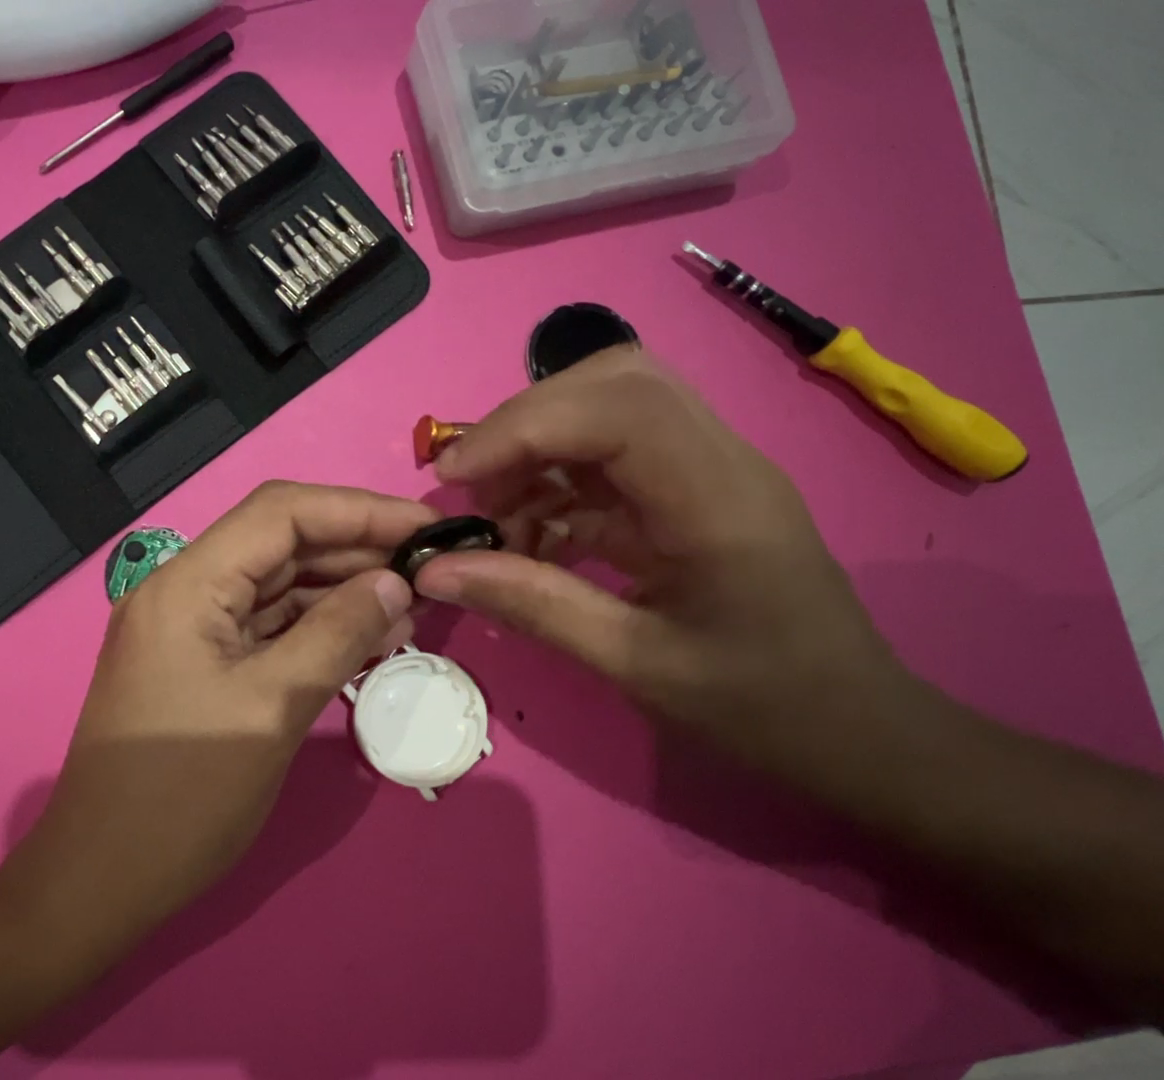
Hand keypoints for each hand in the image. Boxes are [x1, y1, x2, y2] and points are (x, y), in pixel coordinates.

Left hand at [0, 482, 436, 942]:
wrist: (102, 876)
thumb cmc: (185, 792)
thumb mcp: (273, 707)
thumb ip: (337, 634)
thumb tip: (394, 584)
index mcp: (187, 584)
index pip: (281, 513)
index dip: (359, 510)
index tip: (426, 528)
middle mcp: (181, 592)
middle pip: (278, 544)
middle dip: (354, 550)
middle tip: (429, 569)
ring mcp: (186, 631)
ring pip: (274, 588)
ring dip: (339, 591)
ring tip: (411, 607)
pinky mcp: (196, 667)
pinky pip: (263, 629)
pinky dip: (313, 629)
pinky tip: (366, 639)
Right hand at [415, 347, 907, 743]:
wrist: (853, 726)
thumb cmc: (759, 704)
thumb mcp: (636, 664)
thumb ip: (534, 605)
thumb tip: (433, 568)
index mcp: (720, 501)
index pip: (620, 410)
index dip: (524, 426)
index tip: (454, 478)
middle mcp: (720, 460)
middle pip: (614, 382)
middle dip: (525, 422)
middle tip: (472, 487)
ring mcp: (708, 468)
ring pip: (610, 405)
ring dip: (537, 447)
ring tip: (495, 517)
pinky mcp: (691, 488)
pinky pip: (611, 454)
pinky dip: (555, 479)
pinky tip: (529, 533)